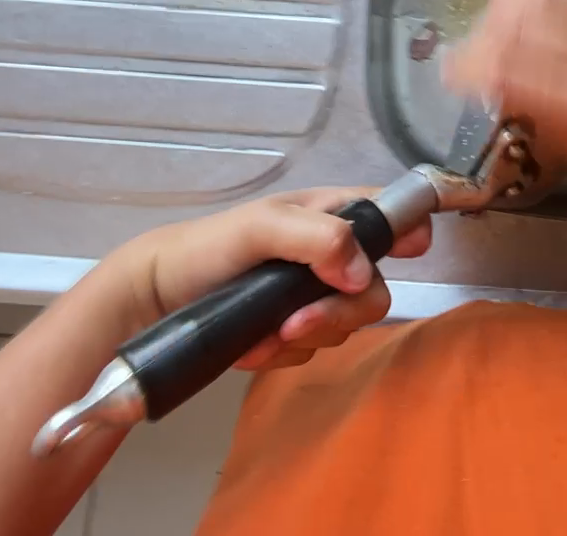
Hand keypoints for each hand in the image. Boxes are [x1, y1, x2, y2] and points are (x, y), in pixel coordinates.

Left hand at [98, 188, 431, 369]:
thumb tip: (362, 272)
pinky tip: (251, 347)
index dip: (409, 228)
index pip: (388, 211)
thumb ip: (318, 237)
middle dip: (339, 311)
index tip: (411, 252)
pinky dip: (281, 355)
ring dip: (304, 336)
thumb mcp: (261, 227)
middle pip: (374, 286)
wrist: (155, 303)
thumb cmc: (209, 247)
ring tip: (260, 336)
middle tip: (296, 323)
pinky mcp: (292, 330)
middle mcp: (331, 253)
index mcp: (331, 213)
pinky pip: (312, 350)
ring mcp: (313, 294)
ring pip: (344, 324)